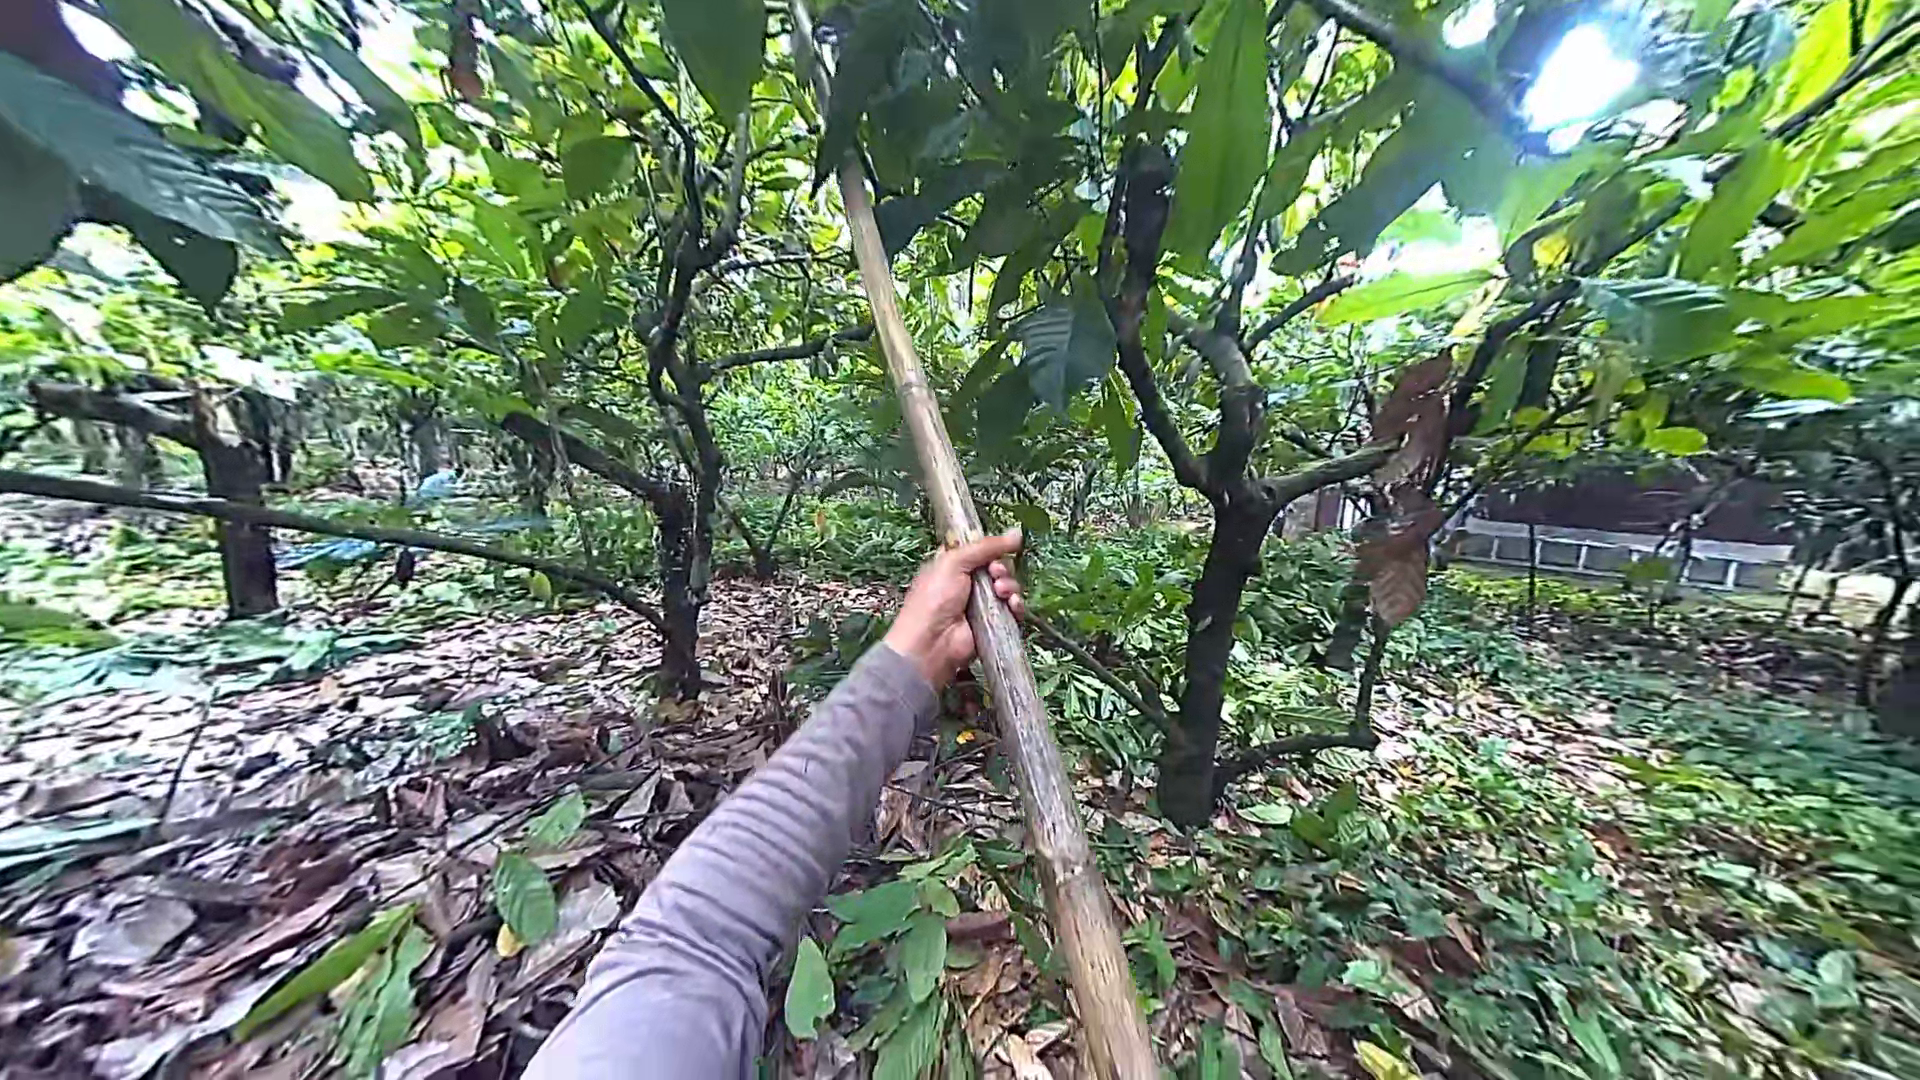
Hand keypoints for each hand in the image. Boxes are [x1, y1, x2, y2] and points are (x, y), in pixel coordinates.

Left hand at [883, 529, 1025, 688]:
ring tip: (1000, 592)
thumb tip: (1017, 532)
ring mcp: (982, 604)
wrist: (931, 643)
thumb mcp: (953, 562)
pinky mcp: (994, 623)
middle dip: (1002, 568)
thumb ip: (985, 547)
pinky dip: (1016, 606)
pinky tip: (1012, 605)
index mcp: (954, 565)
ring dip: (1009, 586)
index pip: (981, 550)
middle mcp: (969, 583)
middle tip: (995, 574)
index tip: (996, 551)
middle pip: (999, 567)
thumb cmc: (935, 598)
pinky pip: (1013, 610)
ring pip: (1008, 587)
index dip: (992, 549)